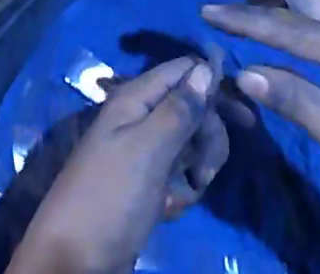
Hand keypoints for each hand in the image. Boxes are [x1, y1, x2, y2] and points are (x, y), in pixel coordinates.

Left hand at [6, 57, 226, 273]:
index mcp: (135, 98)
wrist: (74, 262)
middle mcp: (140, 117)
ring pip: (190, 144)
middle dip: (208, 137)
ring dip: (196, 169)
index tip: (245, 116)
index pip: (182, 71)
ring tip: (185, 192)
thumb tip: (207, 66)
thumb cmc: (110, 197)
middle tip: (204, 169)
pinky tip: (170, 208)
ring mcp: (143, 152)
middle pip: (192, 108)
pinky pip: (179, 175)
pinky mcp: (147, 184)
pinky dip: (182, 191)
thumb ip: (178, 109)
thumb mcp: (147, 150)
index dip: (214, 85)